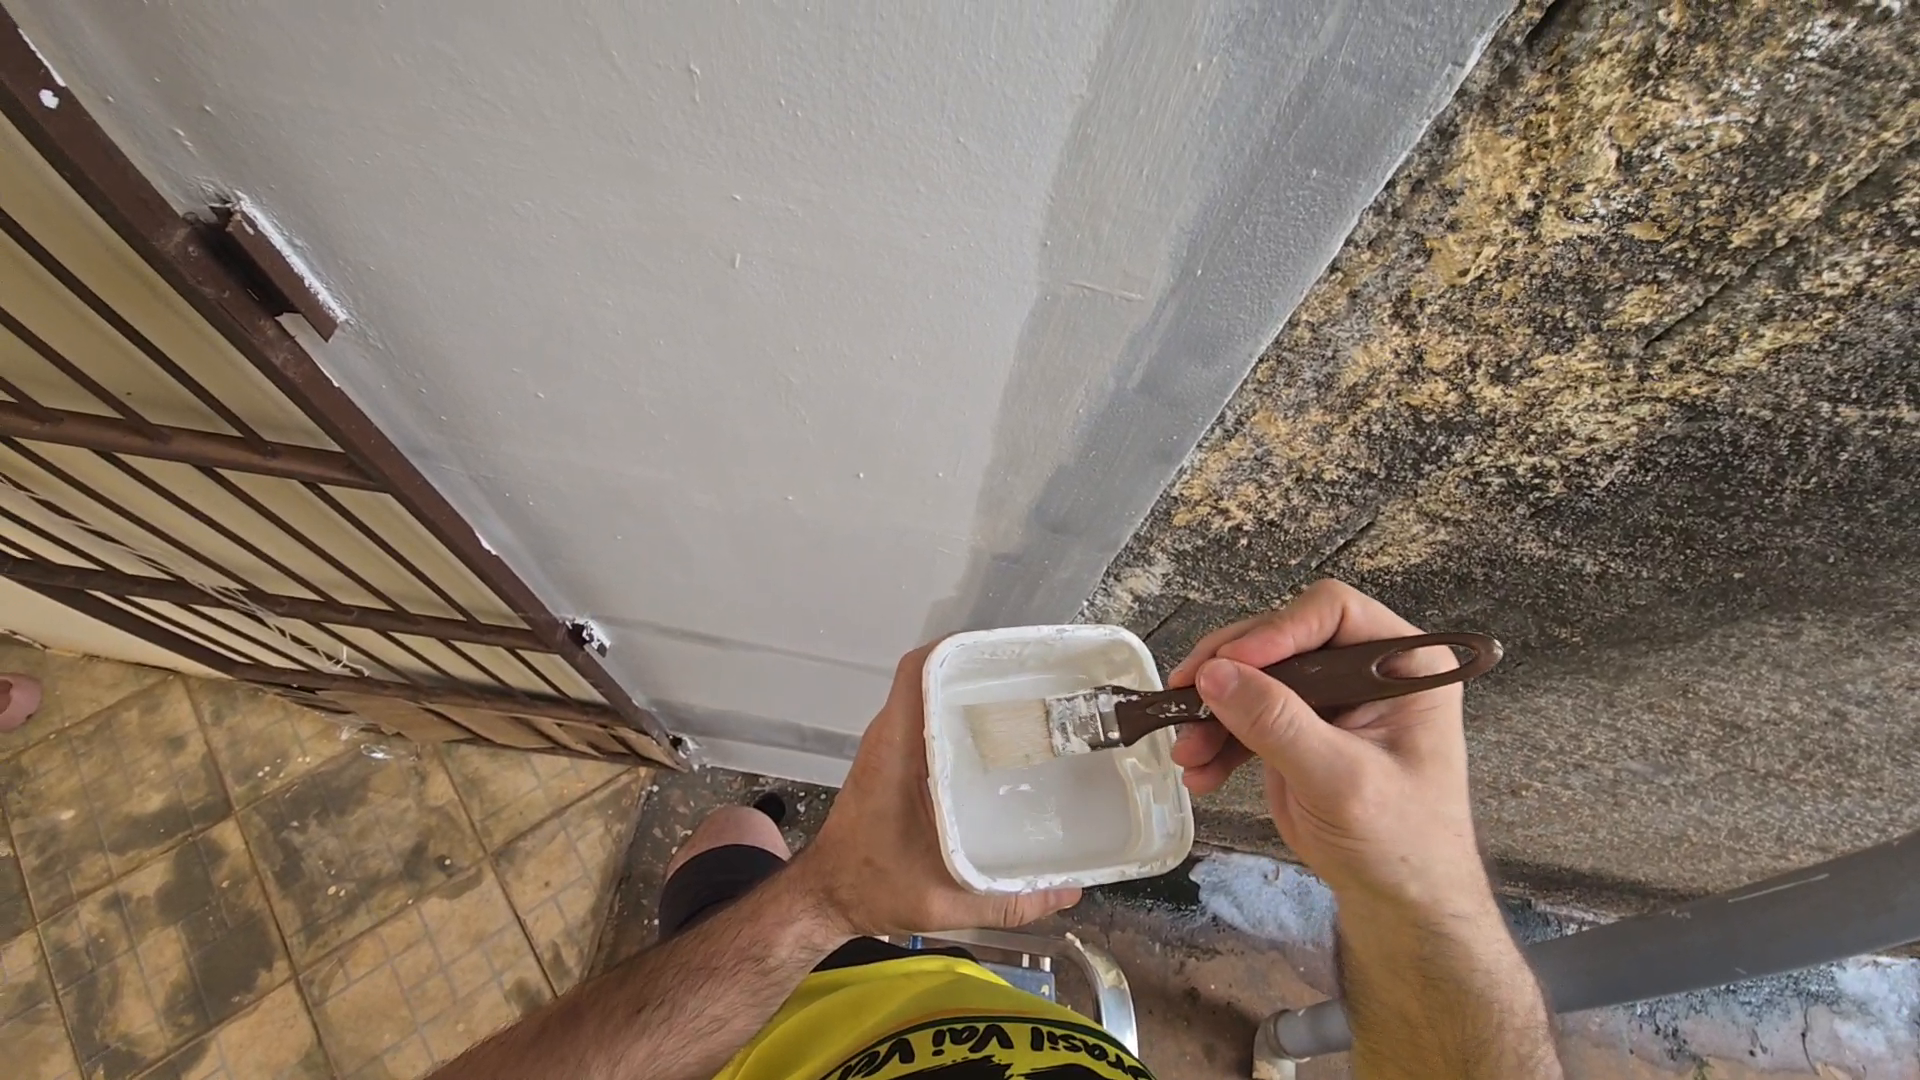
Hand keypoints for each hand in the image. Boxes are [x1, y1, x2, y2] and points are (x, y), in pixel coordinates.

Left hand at [794, 643, 1081, 936]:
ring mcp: (887, 742)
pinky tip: (993, 733)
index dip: (955, 648)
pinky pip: (923, 713)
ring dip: (966, 687)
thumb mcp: (944, 902)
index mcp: (895, 752)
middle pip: (929, 674)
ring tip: (1021, 698)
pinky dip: (954, 710)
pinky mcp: (891, 754)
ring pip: (926, 691)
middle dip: (977, 667)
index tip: (1002, 653)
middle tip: (1030, 678)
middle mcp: (889, 736)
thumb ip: (1007, 903)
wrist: (826, 895)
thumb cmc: (872, 889)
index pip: (916, 672)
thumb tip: (1066, 892)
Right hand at [1169, 579, 1493, 917]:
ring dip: (1211, 712)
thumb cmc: (1399, 844)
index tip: (1232, 664)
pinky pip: (1243, 714)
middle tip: (1183, 695)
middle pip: (1278, 640)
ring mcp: (1325, 698)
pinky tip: (1199, 772)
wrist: (1398, 906)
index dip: (1277, 630)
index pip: (1331, 613)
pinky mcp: (1295, 726)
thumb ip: (1277, 723)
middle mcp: (1362, 670)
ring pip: (1250, 676)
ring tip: (1186, 754)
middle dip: (1227, 673)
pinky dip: (1216, 740)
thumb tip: (1212, 674)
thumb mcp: (1339, 780)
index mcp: (1402, 664)